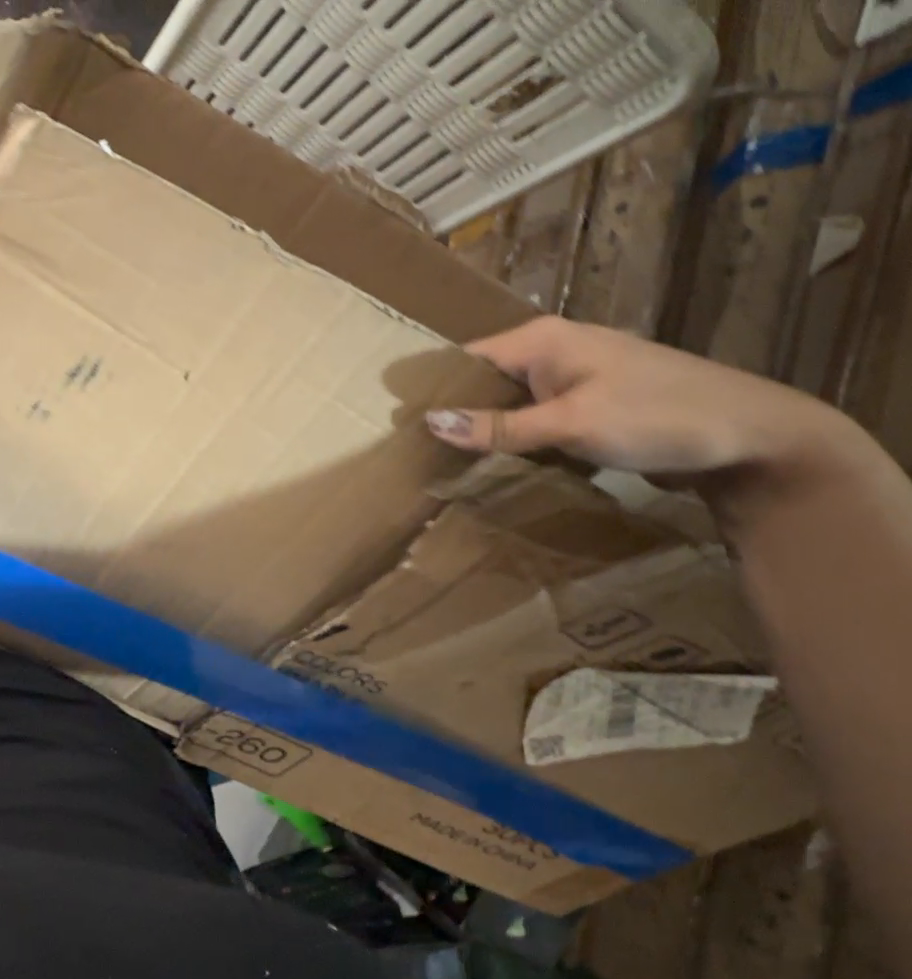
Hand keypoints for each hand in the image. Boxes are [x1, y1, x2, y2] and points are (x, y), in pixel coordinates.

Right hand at [425, 316, 858, 477]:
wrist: (756, 437)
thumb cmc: (659, 416)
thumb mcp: (570, 423)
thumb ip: (498, 427)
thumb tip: (428, 422)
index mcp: (543, 341)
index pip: (464, 359)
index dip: (428, 390)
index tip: (393, 426)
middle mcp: (554, 353)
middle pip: (482, 383)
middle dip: (451, 414)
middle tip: (410, 453)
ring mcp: (574, 381)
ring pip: (507, 405)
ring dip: (482, 433)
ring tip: (441, 465)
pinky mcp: (590, 408)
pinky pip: (534, 422)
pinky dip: (513, 442)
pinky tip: (495, 467)